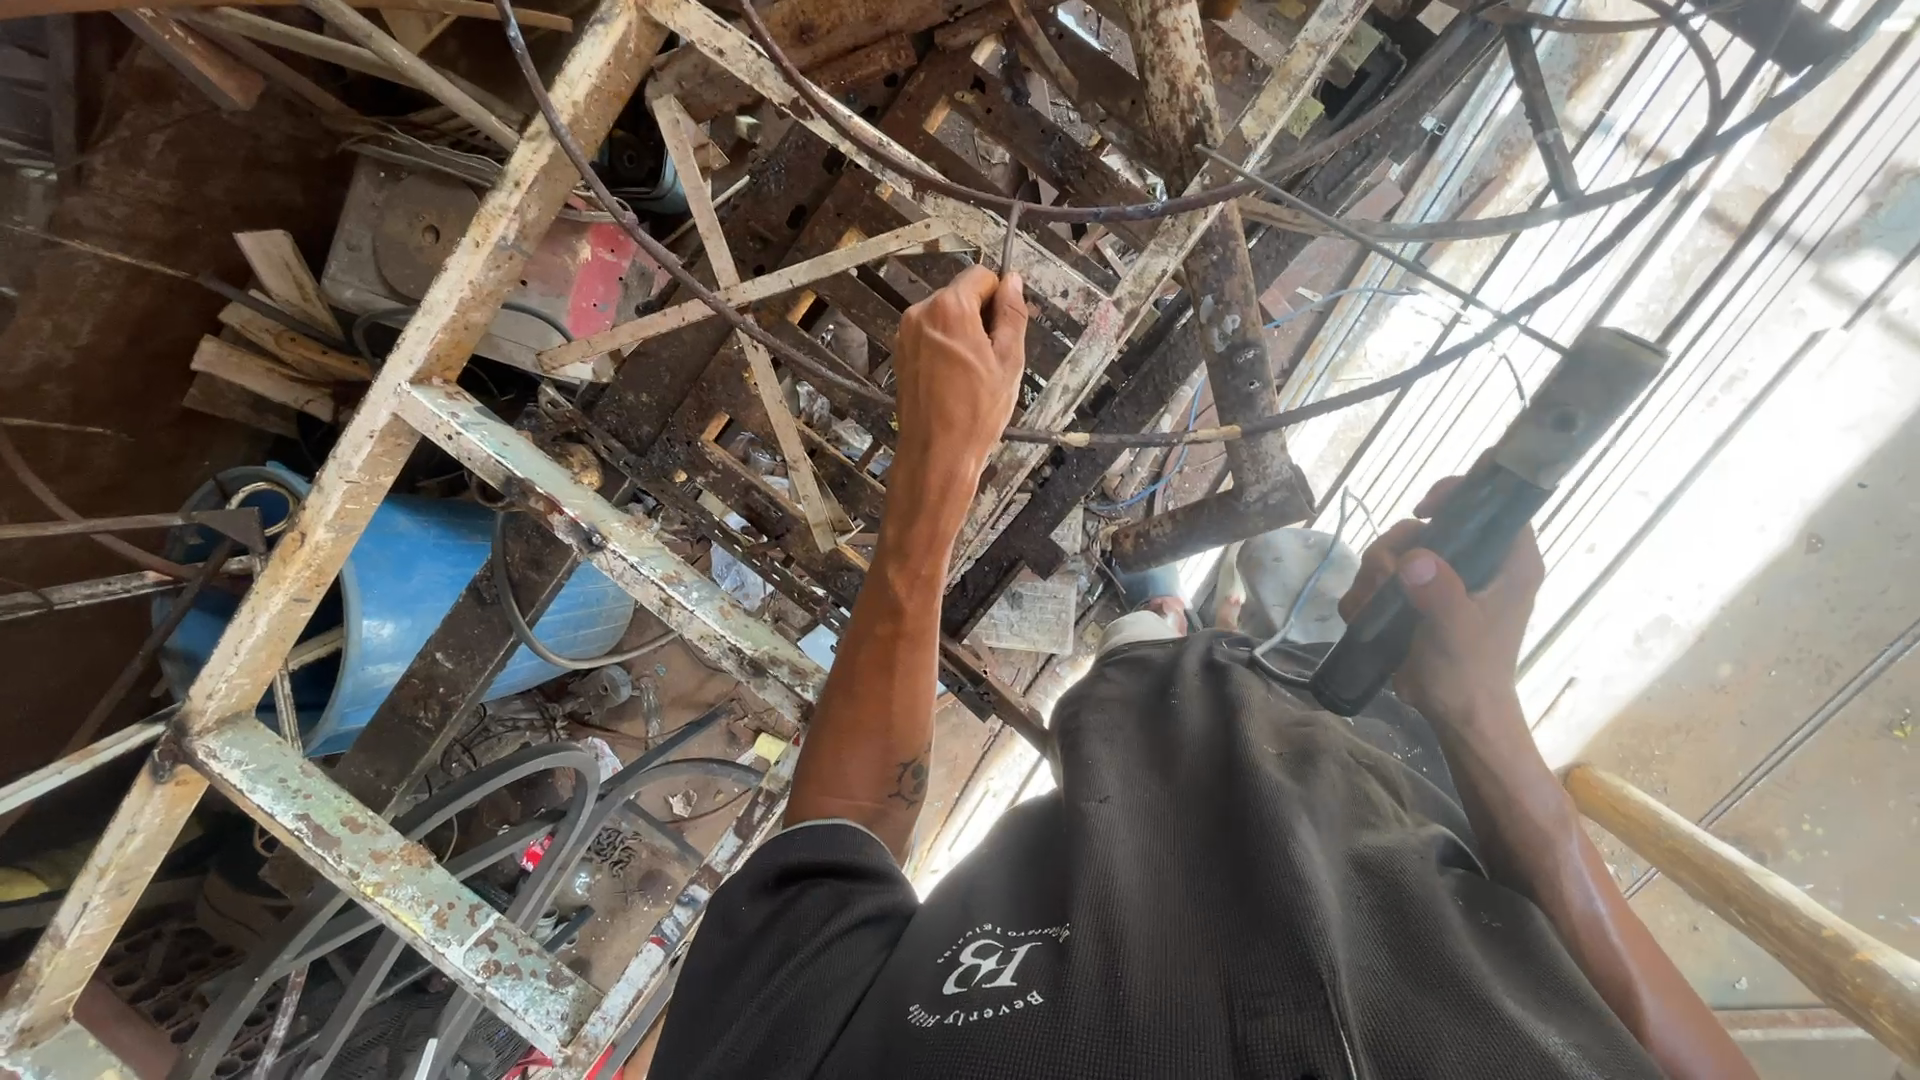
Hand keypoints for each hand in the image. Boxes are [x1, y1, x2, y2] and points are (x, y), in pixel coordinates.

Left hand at [892, 265, 1027, 482]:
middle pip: (961, 295)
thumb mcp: (1008, 361)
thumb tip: (1014, 281)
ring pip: (946, 317)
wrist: (936, 453)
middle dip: (981, 316)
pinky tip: (955, 379)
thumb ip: (1012, 314)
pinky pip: (931, 336)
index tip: (1008, 328)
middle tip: (995, 357)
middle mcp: (920, 312)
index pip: (981, 276)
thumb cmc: (977, 411)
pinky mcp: (900, 354)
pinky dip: (946, 347)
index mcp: (949, 307)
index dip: (1000, 297)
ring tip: (975, 373)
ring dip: (964, 333)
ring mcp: (906, 334)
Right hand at [1337, 474, 1544, 730]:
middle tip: (1386, 576)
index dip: (1459, 494)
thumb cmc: (1470, 672)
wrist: (1455, 714)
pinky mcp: (1412, 600)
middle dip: (1394, 548)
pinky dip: (1366, 596)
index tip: (1424, 511)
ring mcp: (1439, 582)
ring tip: (1374, 607)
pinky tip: (1368, 618)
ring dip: (1373, 576)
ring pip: (1394, 552)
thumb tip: (1411, 558)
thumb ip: (1439, 593)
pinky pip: (1377, 579)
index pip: (1492, 504)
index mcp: (1506, 563)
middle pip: (1426, 527)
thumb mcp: (1457, 631)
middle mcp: (1474, 565)